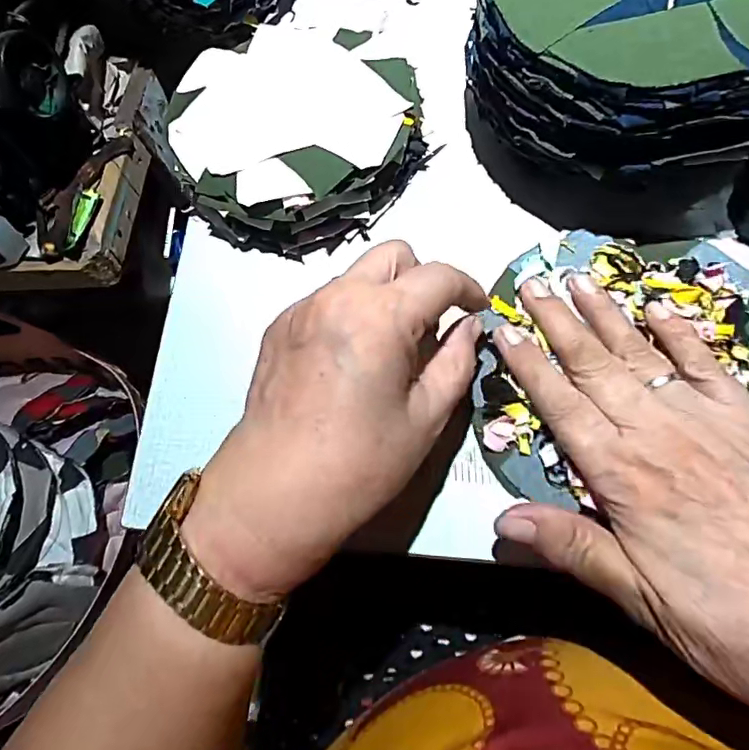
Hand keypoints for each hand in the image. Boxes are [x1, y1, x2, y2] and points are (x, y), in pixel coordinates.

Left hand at [183, 241, 484, 602]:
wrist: (271, 494)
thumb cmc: (359, 462)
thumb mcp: (426, 416)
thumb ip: (456, 360)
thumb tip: (468, 327)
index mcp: (380, 315)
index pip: (438, 276)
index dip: (468, 289)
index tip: (477, 311)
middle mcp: (339, 296)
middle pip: (394, 254)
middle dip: (422, 279)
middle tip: (430, 326)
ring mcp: (304, 307)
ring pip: (358, 274)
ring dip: (386, 295)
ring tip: (389, 349)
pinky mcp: (280, 324)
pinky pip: (330, 298)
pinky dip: (352, 312)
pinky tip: (350, 361)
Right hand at [489, 272, 748, 749]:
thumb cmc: (736, 622)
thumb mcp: (645, 602)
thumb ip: (574, 550)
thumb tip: (502, 519)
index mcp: (622, 476)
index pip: (561, 405)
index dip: (528, 365)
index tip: (504, 328)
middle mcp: (656, 431)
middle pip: (595, 364)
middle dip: (558, 321)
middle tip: (532, 280)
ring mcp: (704, 416)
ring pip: (642, 352)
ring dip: (607, 313)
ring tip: (579, 278)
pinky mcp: (748, 415)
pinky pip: (704, 362)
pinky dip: (679, 331)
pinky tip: (658, 308)